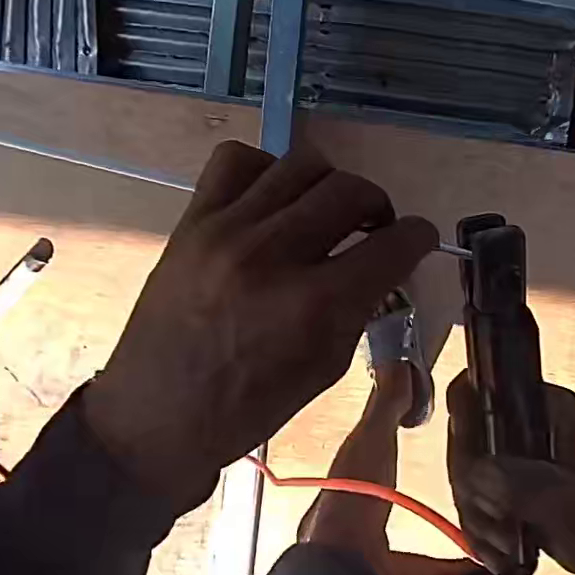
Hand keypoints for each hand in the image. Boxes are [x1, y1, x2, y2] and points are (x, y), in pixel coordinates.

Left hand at [87, 141, 438, 511]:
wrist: (156, 413)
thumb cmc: (245, 409)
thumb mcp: (322, 369)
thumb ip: (358, 308)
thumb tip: (381, 264)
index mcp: (313, 306)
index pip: (391, 246)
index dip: (418, 237)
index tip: (418, 237)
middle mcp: (273, 254)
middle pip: (349, 190)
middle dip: (377, 206)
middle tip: (372, 228)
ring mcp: (226, 230)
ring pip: (300, 164)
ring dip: (328, 185)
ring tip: (323, 212)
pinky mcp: (192, 221)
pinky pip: (235, 161)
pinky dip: (265, 170)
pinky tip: (269, 200)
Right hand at [447, 372, 574, 574]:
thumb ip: (524, 482)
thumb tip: (475, 472)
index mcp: (541, 407)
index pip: (480, 390)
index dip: (464, 420)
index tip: (471, 463)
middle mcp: (518, 423)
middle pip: (462, 437)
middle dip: (472, 484)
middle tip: (499, 517)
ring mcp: (507, 455)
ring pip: (462, 473)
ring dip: (477, 513)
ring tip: (508, 541)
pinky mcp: (501, 485)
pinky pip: (469, 499)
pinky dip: (479, 529)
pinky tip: (503, 551)